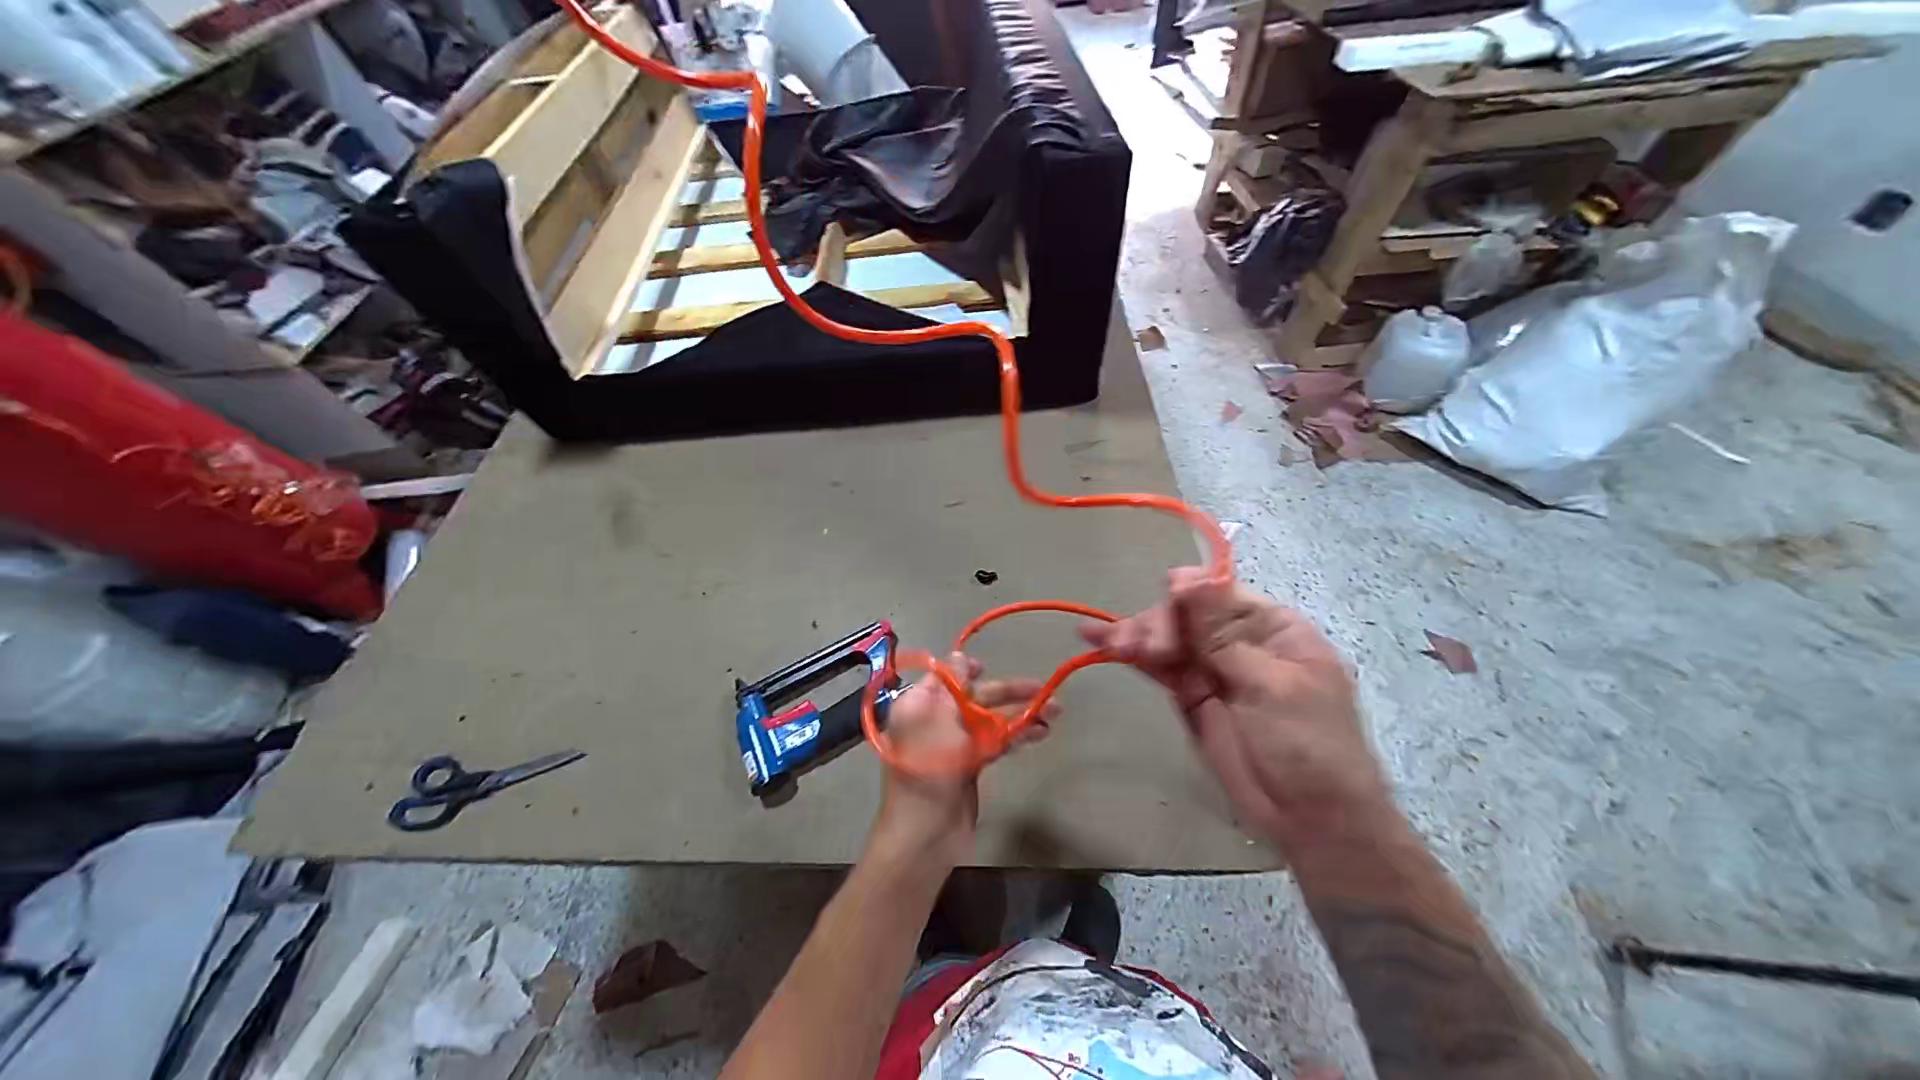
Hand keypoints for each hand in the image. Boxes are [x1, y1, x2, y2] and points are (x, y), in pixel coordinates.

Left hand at [867, 653, 1055, 870]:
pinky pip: (994, 743)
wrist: (925, 835)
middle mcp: (934, 720)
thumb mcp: (939, 720)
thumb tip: (959, 655)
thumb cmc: (929, 770)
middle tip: (1044, 689)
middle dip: (1007, 693)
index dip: (968, 670)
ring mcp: (952, 745)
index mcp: (918, 705)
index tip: (989, 667)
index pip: (944, 677)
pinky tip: (1041, 732)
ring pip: (989, 721)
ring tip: (1055, 712)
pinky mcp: (968, 766)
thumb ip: (953, 687)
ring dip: (1019, 715)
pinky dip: (1015, 736)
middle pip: (974, 698)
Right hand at [1080, 568, 1390, 850]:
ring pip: (1168, 638)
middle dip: (1160, 624)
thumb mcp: (1270, 684)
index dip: (1190, 592)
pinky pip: (1159, 666)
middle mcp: (1241, 640)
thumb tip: (1188, 576)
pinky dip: (1132, 654)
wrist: (1310, 819)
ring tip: (1108, 643)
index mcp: (1274, 628)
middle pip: (1187, 614)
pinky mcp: (1190, 695)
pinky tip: (1099, 642)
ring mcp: (1213, 668)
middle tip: (1137, 645)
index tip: (1165, 595)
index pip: (1222, 594)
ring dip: (1136, 635)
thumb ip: (1221, 633)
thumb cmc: (1307, 745)